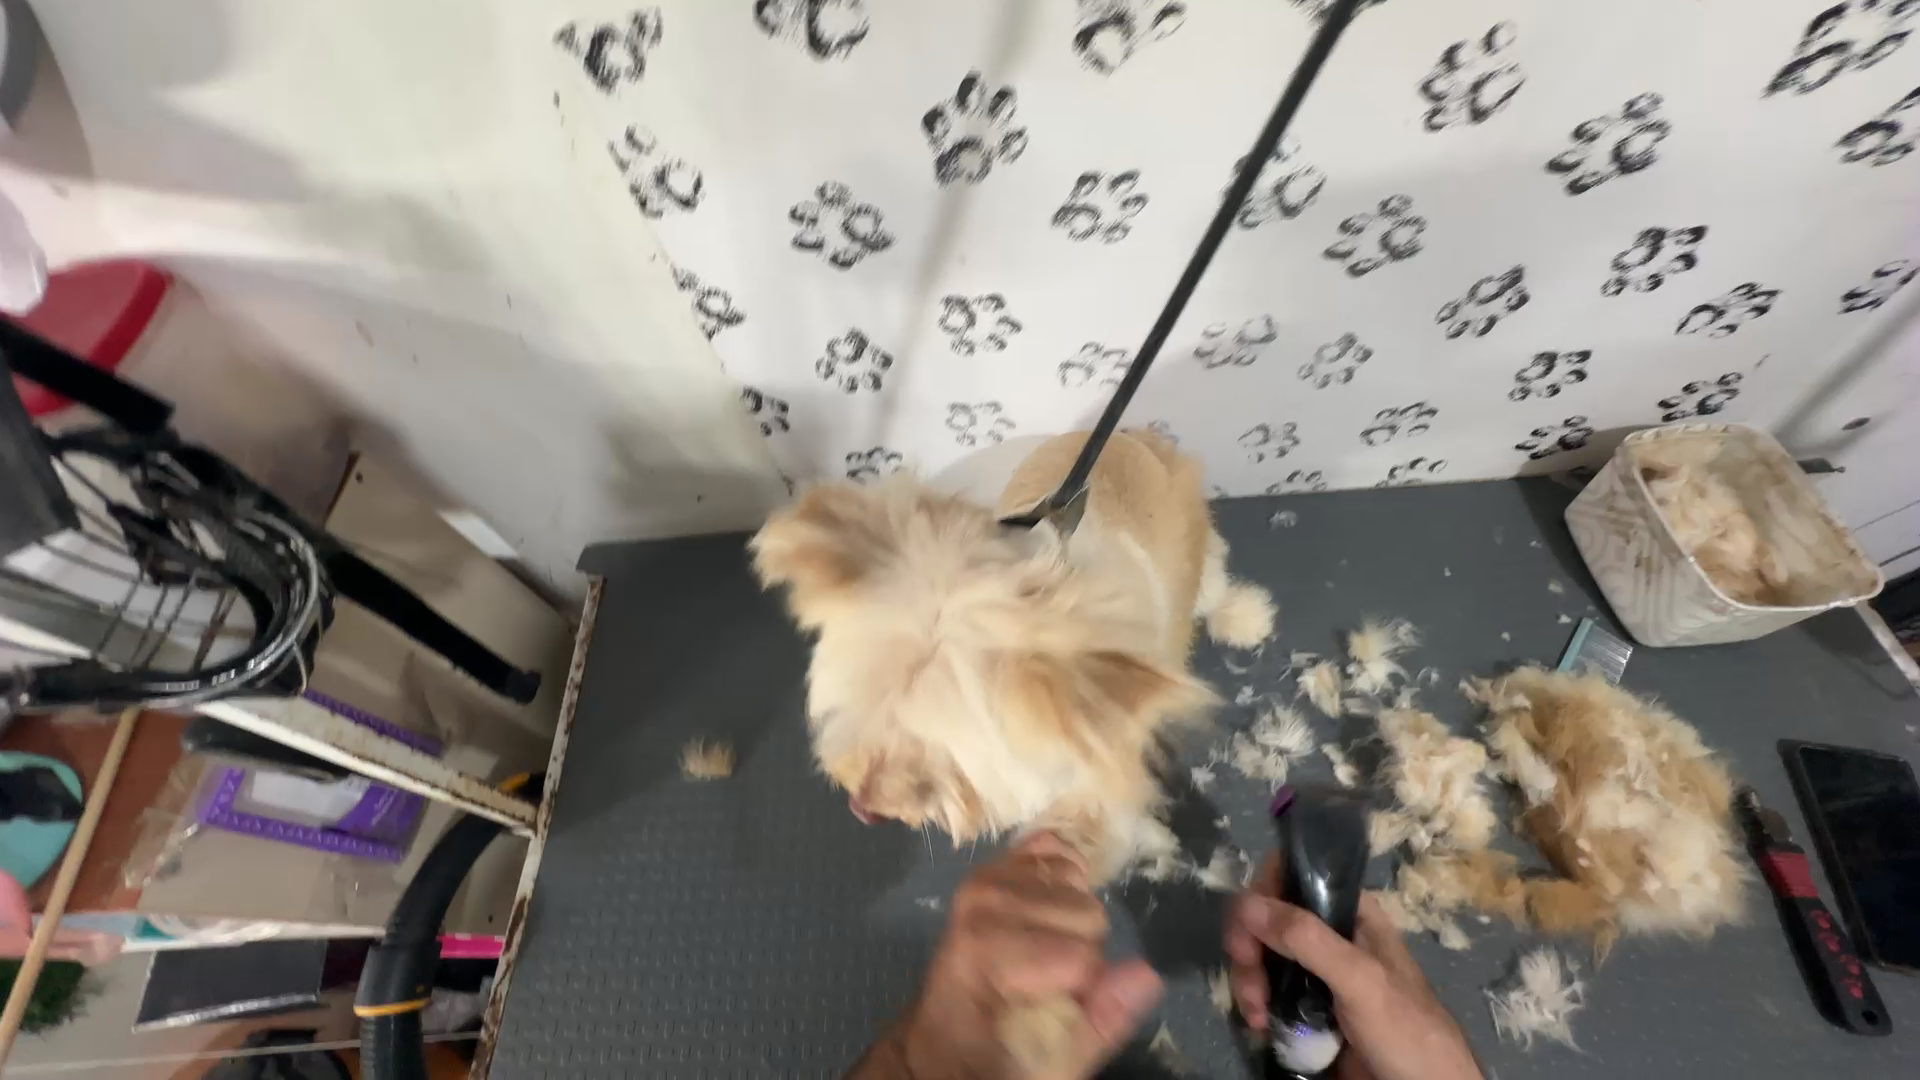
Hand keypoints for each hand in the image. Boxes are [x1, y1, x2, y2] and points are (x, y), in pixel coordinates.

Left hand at [852, 833, 1162, 1078]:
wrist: (945, 1037)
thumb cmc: (994, 1058)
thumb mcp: (1048, 1063)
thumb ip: (1099, 1021)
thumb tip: (1147, 973)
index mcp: (987, 949)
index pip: (1084, 956)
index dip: (1084, 992)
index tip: (1051, 1011)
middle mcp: (983, 898)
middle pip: (1088, 912)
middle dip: (1081, 952)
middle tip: (1046, 981)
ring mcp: (988, 873)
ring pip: (1080, 880)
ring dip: (1073, 917)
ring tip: (1042, 950)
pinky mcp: (995, 861)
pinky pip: (1056, 846)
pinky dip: (1065, 875)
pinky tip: (1049, 906)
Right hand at [1226, 856, 1480, 1079]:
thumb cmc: (1407, 1034)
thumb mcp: (1361, 982)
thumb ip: (1307, 939)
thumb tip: (1244, 902)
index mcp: (1348, 909)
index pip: (1287, 875)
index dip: (1259, 896)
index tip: (1247, 933)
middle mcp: (1327, 930)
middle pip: (1264, 915)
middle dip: (1248, 948)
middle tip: (1250, 987)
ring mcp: (1314, 967)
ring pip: (1259, 951)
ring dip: (1247, 979)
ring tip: (1256, 1015)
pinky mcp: (1304, 1001)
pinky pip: (1264, 984)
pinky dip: (1254, 1000)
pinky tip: (1259, 1023)